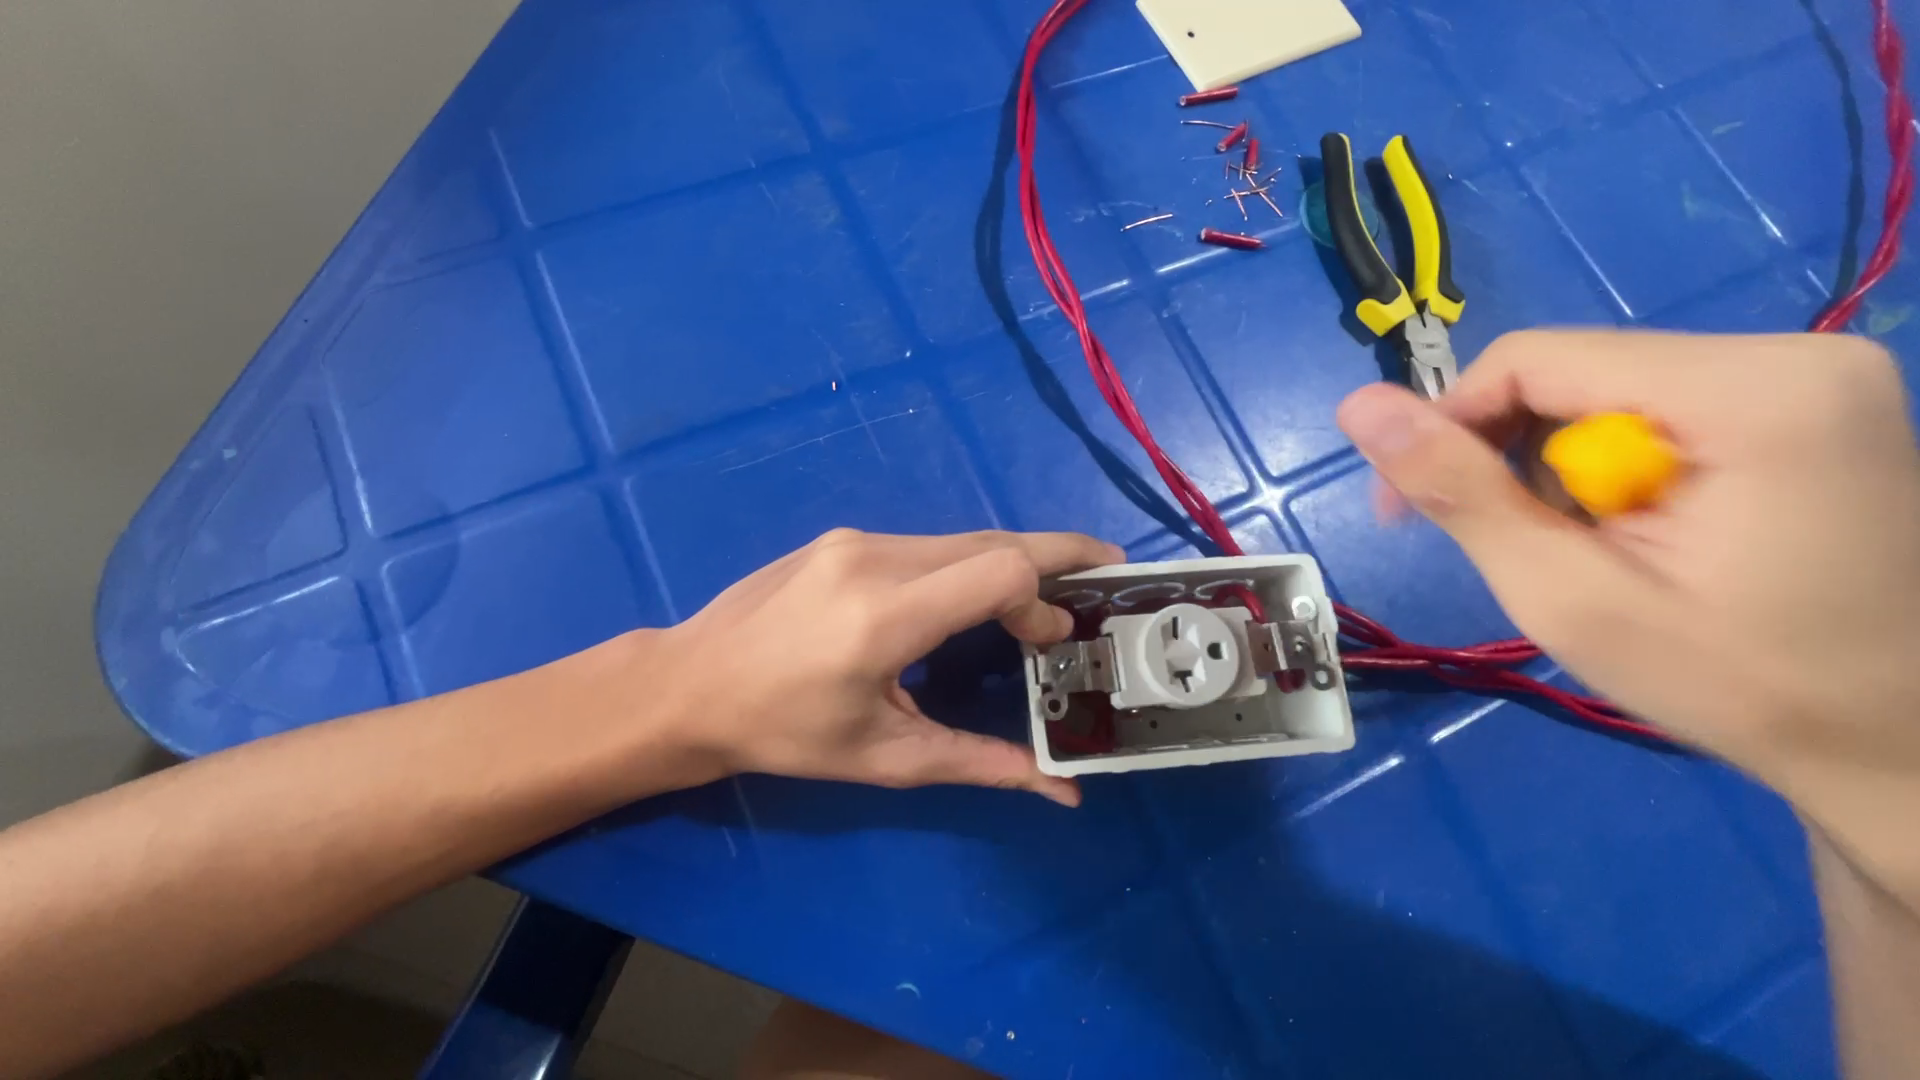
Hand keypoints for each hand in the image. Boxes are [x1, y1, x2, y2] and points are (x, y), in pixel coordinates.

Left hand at [643, 528, 1122, 807]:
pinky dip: (966, 564)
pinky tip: (969, 599)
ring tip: (1035, 603)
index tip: (1058, 638)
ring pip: (961, 538)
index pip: (1000, 570)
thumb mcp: (883, 758)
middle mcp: (874, 559)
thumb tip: (1060, 789)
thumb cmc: (783, 734)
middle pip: (992, 540)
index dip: (1046, 597)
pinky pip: (926, 544)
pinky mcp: (842, 538)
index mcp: (884, 617)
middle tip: (1098, 581)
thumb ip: (979, 764)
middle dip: (1054, 557)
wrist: (689, 684)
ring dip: (1008, 563)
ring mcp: (854, 540)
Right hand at [1335, 330, 1919, 902]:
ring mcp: (1806, 378)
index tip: (1406, 511)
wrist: (1902, 745)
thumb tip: (1357, 406)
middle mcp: (1790, 355)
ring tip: (1561, 550)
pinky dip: (1602, 469)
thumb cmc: (1735, 682)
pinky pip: (1649, 411)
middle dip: (1501, 457)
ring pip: (1600, 393)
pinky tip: (1614, 531)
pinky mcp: (1804, 406)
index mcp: (1749, 390)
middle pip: (1570, 374)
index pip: (1531, 360)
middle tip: (1488, 545)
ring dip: (1549, 470)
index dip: (1448, 427)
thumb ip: (1460, 492)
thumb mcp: (1566, 593)